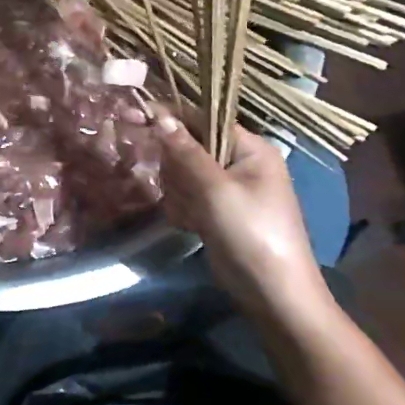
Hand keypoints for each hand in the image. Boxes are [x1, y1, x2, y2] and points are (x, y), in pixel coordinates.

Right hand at [155, 116, 330, 317]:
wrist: (269, 288)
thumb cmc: (250, 231)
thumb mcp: (215, 188)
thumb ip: (185, 152)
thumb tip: (160, 116)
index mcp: (250, 149)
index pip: (204, 119)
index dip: (170, 118)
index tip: (134, 116)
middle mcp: (239, 163)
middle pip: (186, 148)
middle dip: (177, 171)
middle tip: (187, 192)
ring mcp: (226, 188)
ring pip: (180, 175)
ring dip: (179, 194)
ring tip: (193, 215)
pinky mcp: (215, 210)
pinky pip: (184, 197)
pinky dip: (182, 210)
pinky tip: (192, 225)